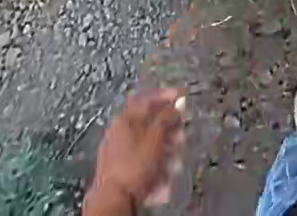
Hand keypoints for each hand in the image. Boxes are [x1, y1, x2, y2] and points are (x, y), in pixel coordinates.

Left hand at [85, 87, 185, 215]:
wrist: (115, 201)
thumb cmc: (136, 163)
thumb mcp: (156, 135)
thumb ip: (167, 116)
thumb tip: (176, 107)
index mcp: (125, 119)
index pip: (147, 98)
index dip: (166, 95)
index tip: (182, 97)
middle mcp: (119, 133)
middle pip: (151, 125)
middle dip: (171, 131)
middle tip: (182, 137)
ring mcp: (118, 155)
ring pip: (149, 147)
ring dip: (167, 152)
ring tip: (176, 164)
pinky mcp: (121, 174)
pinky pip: (143, 164)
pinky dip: (156, 168)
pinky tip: (164, 180)